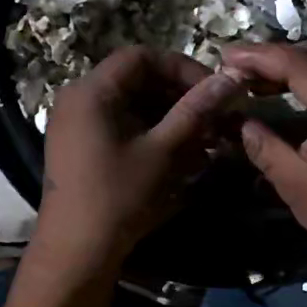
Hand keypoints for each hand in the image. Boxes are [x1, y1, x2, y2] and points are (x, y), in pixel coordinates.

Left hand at [33, 47, 243, 273]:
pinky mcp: (78, 146)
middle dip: (178, 97)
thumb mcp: (162, 151)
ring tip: (202, 142)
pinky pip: (118, 126)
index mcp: (90, 91)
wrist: (74, 250)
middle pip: (135, 80)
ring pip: (129, 106)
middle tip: (212, 120)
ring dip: (167, 118)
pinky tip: (177, 156)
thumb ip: (195, 111)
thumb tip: (232, 78)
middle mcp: (76, 99)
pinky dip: (148, 134)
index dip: (181, 68)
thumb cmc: (117, 196)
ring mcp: (74, 124)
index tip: (212, 91)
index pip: (141, 56)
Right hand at [222, 40, 306, 270]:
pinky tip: (285, 88)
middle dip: (272, 54)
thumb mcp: (292, 182)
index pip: (298, 64)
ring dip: (292, 59)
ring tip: (257, 76)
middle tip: (237, 67)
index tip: (226, 57)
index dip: (259, 56)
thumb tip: (235, 119)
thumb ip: (262, 144)